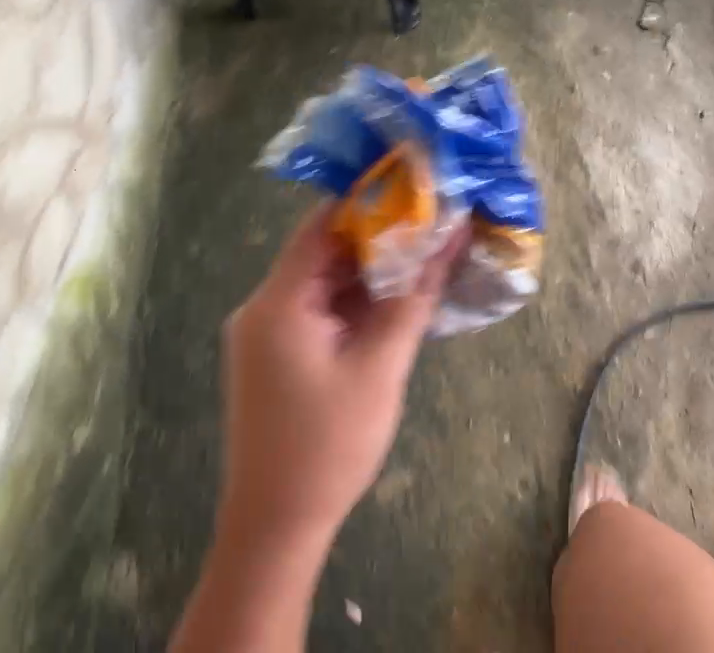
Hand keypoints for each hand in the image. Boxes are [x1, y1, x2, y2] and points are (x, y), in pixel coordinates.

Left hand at [220, 204, 465, 541]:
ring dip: (372, 273)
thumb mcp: (380, 366)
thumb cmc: (329, 444)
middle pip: (324, 252)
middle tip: (436, 223)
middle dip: (381, 237)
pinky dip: (357, 304)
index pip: (322, 226)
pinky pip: (320, 312)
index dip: (371, 201)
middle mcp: (264, 308)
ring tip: (427, 256)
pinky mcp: (277, 357)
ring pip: (324, 283)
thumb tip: (450, 238)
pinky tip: (398, 301)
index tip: (420, 188)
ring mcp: (268, 334)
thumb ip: (414, 297)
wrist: (276, 526)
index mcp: (278, 302)